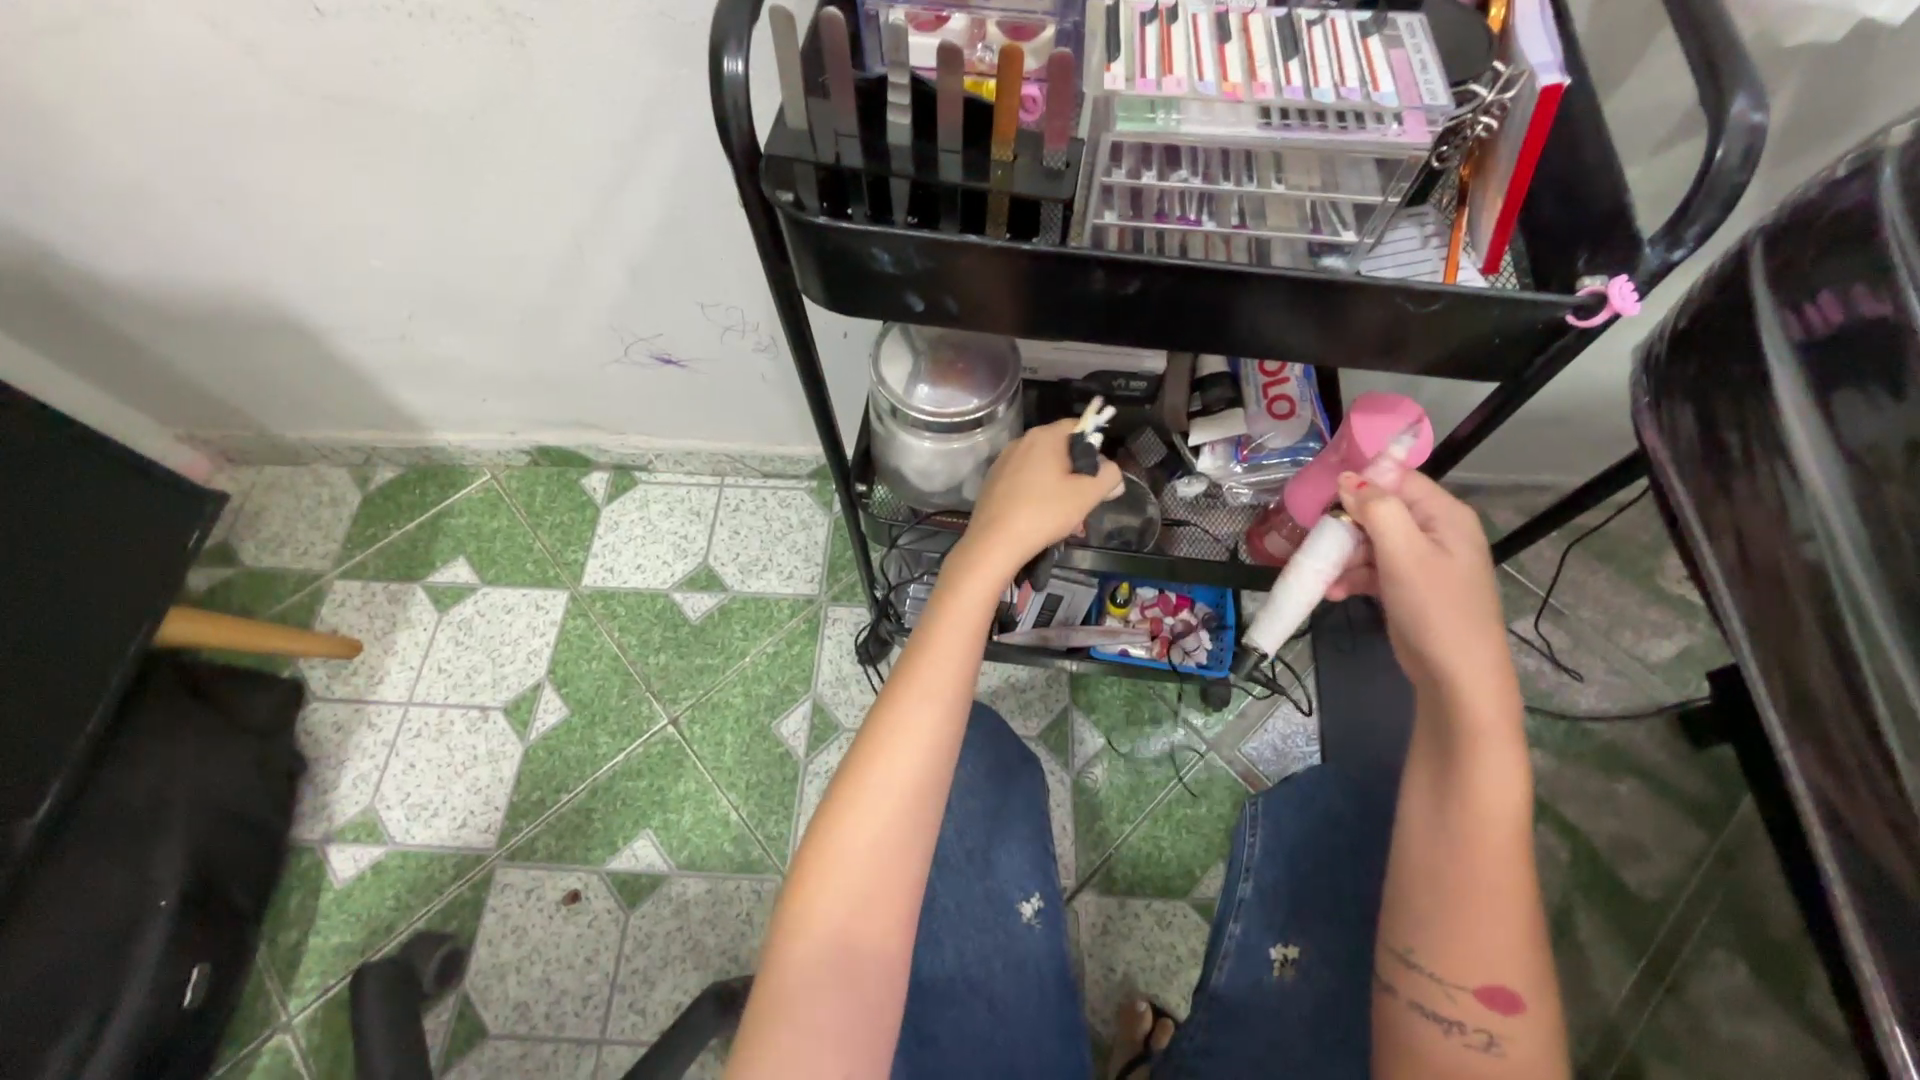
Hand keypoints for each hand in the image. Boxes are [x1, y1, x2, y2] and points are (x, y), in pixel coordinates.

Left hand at [952, 419, 1123, 580]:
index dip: (1096, 447)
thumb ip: (1108, 476)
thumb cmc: (1044, 513)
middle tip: (1085, 501)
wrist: (994, 543)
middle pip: (1060, 450)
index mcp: (1044, 436)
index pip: (1078, 426)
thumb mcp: (1087, 494)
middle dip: (1077, 474)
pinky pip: (1024, 482)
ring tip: (1067, 518)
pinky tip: (1042, 520)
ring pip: (1042, 469)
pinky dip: (1038, 495)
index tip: (1100, 474)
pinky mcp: (992, 482)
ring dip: (1059, 489)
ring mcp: (1003, 462)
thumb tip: (1112, 473)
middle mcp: (1021, 442)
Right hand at [1325, 470, 1514, 699]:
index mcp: (1444, 515)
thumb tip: (1348, 478)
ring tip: (1324, 577)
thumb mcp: (1404, 553)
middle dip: (1347, 528)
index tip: (1325, 499)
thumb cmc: (1434, 608)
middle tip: (1320, 544)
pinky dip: (1353, 578)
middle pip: (1380, 512)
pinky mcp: (1408, 587)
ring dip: (1344, 557)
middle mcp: (1435, 532)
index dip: (1362, 484)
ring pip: (1371, 543)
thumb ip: (1377, 510)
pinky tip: (1334, 593)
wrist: (1457, 677)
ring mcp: (1422, 562)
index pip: (1398, 480)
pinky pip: (1373, 570)